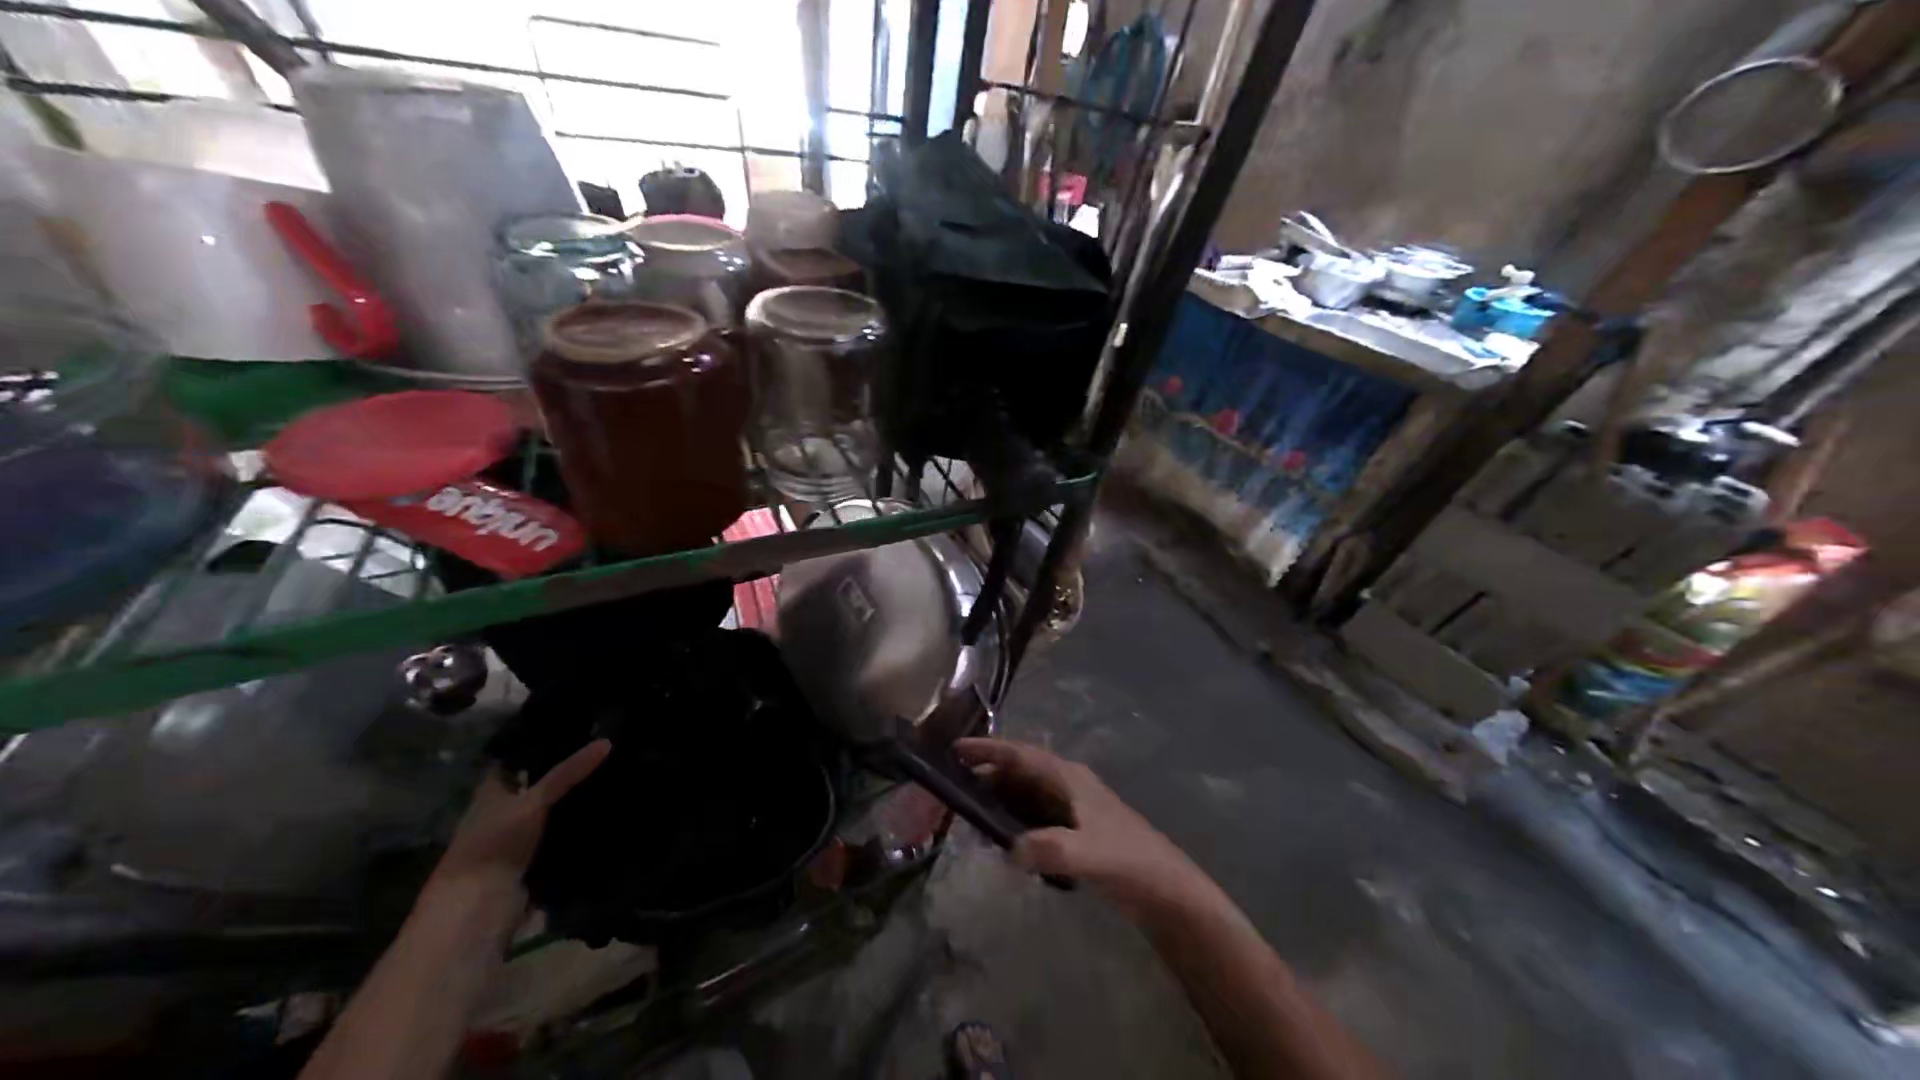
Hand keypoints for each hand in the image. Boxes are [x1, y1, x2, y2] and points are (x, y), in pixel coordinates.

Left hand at [424, 739, 611, 904]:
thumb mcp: (534, 801)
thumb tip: (607, 741)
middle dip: (564, 772)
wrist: (482, 906)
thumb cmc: (496, 843)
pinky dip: (578, 827)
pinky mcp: (533, 860)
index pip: (515, 759)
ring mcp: (517, 837)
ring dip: (573, 800)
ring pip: (551, 810)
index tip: (574, 728)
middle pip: (536, 784)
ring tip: (613, 775)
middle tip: (603, 750)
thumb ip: (568, 772)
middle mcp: (502, 811)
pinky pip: (560, 835)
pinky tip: (605, 812)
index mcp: (491, 792)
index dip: (539, 744)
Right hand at [954, 738, 1205, 914]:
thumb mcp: (1088, 853)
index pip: (1020, 755)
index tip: (954, 749)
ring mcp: (1070, 809)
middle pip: (1018, 773)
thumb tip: (1008, 849)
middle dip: (986, 778)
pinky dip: (1012, 823)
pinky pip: (1032, 817)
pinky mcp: (1073, 832)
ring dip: (998, 801)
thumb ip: (1050, 849)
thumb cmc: (1129, 861)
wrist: (1167, 891)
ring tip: (967, 816)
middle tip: (951, 792)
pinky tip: (1000, 841)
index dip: (988, 749)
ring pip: (1024, 795)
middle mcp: (1066, 786)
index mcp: (1068, 778)